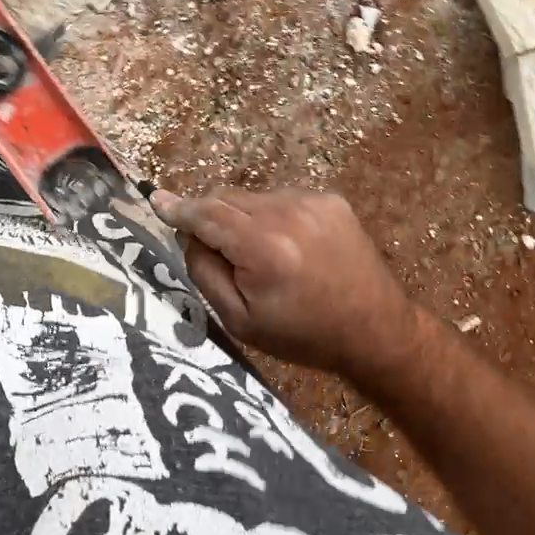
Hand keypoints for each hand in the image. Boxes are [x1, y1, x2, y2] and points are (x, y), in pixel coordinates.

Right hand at [154, 188, 422, 380]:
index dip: (179, 209)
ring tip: (263, 257)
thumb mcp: (239, 320)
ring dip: (243, 219)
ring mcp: (312, 202)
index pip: (207, 214)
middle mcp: (288, 215)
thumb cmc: (303, 336)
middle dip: (213, 220)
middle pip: (225, 200)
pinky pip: (279, 199)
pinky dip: (271, 217)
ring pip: (251, 198)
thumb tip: (187, 234)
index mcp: (264, 248)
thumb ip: (203, 271)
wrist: (379, 333)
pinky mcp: (330, 200)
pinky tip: (289, 247)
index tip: (155, 201)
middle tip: (222, 256)